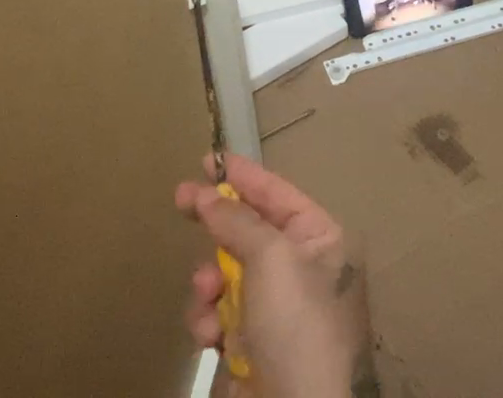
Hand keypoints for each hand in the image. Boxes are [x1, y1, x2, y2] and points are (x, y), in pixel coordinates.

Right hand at [175, 154, 372, 397]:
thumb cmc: (297, 324)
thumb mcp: (272, 259)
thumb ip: (236, 220)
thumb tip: (204, 193)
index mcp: (322, 243)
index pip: (279, 195)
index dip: (244, 176)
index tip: (207, 159)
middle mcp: (301, 270)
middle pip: (248, 231)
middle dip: (216, 226)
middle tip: (181, 202)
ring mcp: (274, 310)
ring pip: (225, 272)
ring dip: (209, 281)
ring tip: (207, 293)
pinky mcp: (249, 343)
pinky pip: (216, 313)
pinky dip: (207, 319)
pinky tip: (209, 335)